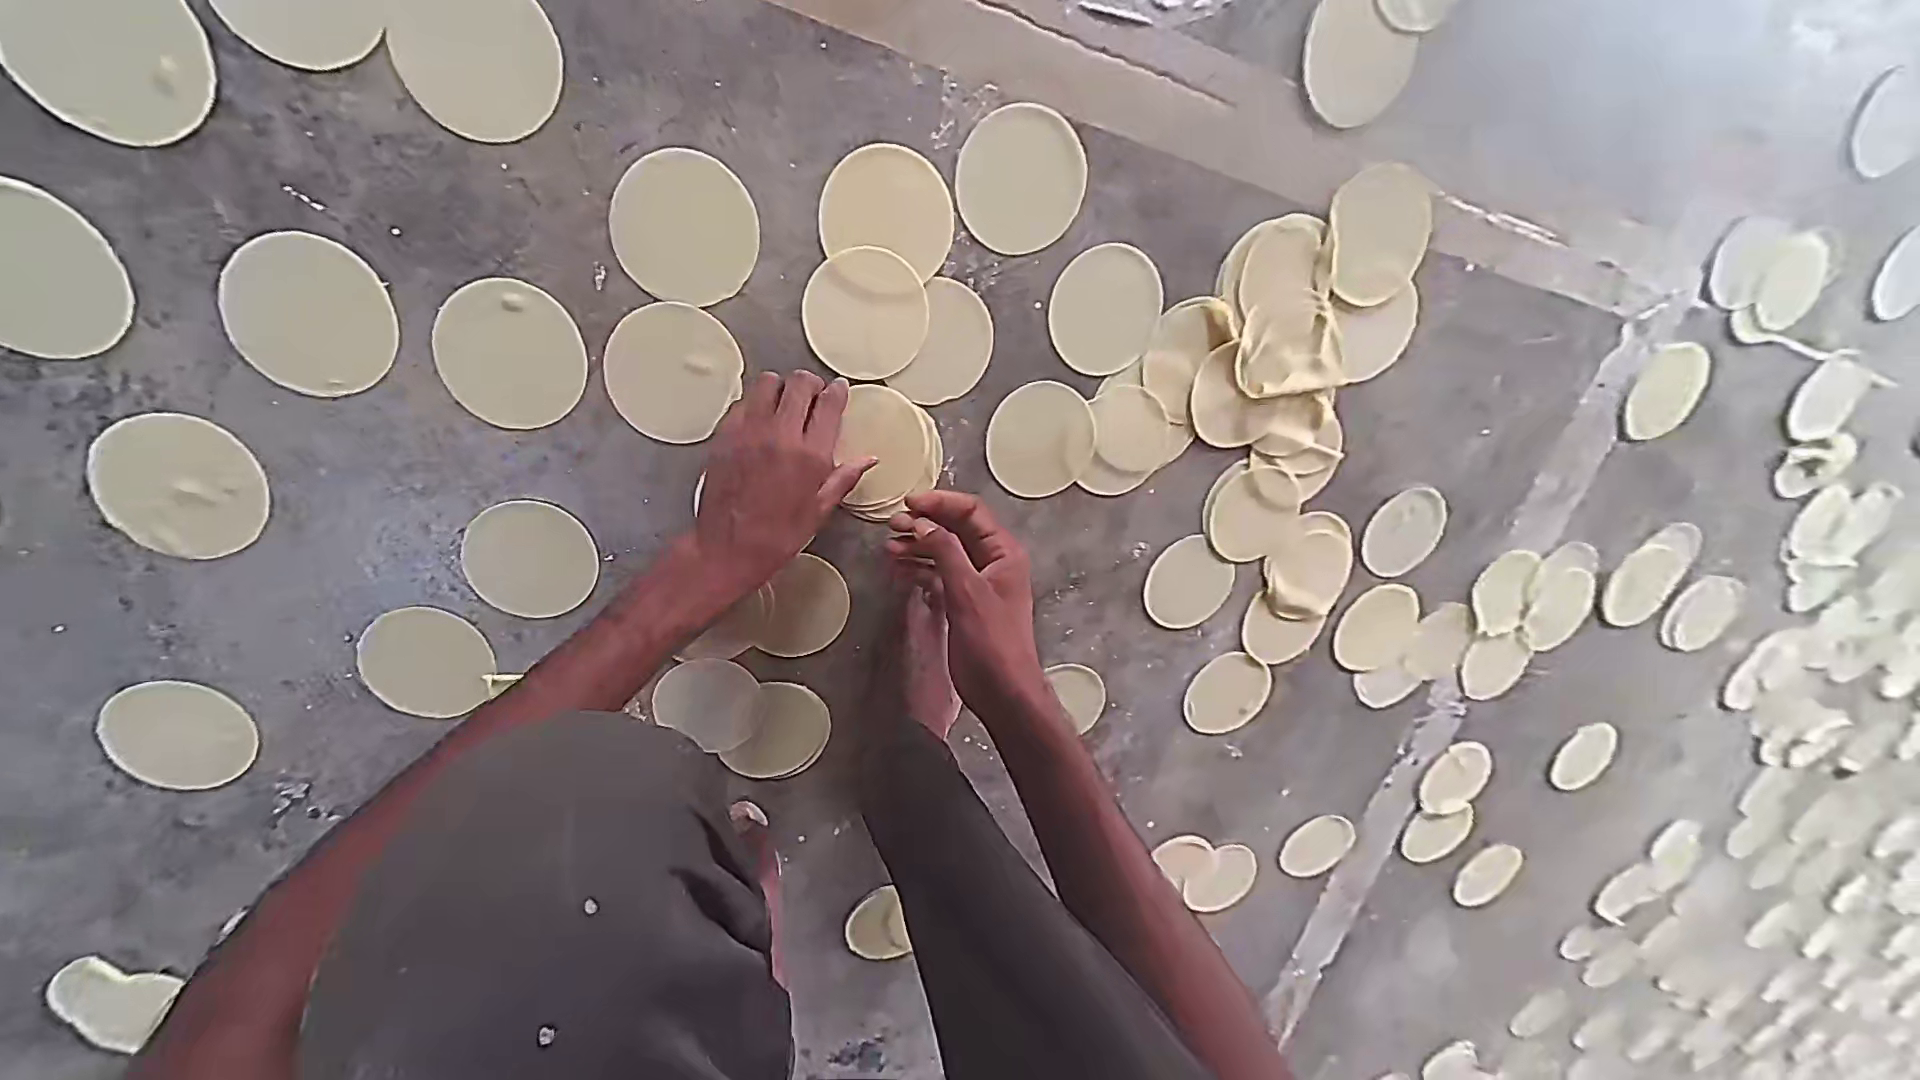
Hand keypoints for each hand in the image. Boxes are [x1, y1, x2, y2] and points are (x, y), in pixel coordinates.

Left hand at [694, 371, 870, 598]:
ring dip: (781, 388)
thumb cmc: (780, 535)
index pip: (829, 404)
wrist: (729, 547)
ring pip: (767, 383)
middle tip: (813, 396)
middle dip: (811, 384)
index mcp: (810, 455)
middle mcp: (780, 435)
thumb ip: (844, 477)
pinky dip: (755, 403)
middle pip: (799, 384)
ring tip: (785, 404)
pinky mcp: (725, 435)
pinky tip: (760, 420)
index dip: (837, 391)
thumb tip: (869, 459)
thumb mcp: (820, 509)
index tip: (838, 389)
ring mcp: (749, 432)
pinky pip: (742, 402)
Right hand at [885, 491, 1047, 713]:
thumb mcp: (968, 591)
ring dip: (918, 547)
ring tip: (890, 548)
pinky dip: (920, 569)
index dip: (940, 503)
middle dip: (925, 524)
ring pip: (944, 552)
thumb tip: (923, 522)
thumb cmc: (992, 641)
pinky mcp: (963, 601)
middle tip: (893, 526)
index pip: (971, 512)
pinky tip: (899, 568)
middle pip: (955, 530)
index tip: (909, 504)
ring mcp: (977, 581)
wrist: (1003, 690)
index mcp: (1003, 552)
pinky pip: (939, 574)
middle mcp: (992, 561)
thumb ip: (946, 552)